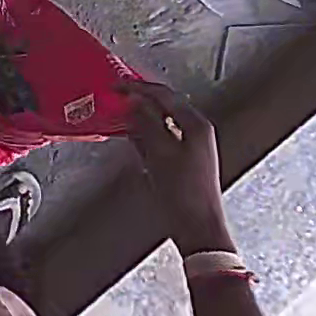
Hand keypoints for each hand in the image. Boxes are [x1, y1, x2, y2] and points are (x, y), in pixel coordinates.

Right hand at [120, 81, 234, 255]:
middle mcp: (196, 130)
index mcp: (195, 124)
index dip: (138, 88)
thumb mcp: (160, 151)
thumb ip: (147, 121)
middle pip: (165, 105)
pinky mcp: (185, 159)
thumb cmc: (183, 191)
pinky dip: (147, 133)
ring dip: (142, 117)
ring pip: (162, 121)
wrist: (198, 229)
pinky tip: (133, 137)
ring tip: (121, 116)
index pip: (163, 95)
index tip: (117, 86)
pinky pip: (163, 136)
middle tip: (117, 97)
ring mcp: (192, 145)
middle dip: (140, 101)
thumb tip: (135, 100)